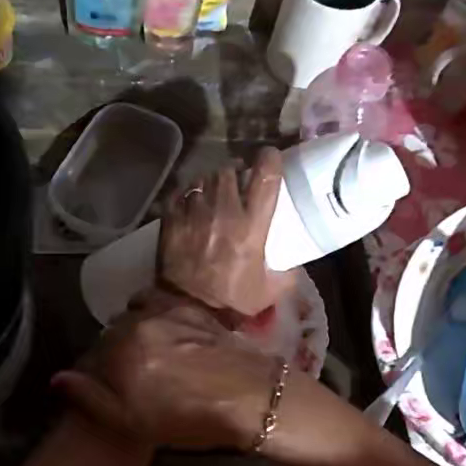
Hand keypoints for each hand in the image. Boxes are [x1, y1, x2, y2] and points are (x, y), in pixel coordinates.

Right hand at [53, 292, 282, 450]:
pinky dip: (150, 309)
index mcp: (118, 352)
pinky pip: (156, 299)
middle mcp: (136, 323)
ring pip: (132, 314)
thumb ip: (90, 397)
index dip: (98, 376)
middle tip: (134, 378)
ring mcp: (164, 310)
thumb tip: (57, 377)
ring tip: (150, 353)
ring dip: (133, 330)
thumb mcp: (132, 422)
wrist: (251, 398)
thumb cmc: (189, 419)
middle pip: (111, 333)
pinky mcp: (189, 306)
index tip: (112, 391)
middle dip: (115, 352)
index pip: (91, 356)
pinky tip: (163, 328)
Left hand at [158, 147, 297, 317]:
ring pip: (203, 179)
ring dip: (210, 182)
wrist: (186, 308)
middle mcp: (223, 211)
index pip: (265, 177)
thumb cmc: (231, 300)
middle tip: (237, 181)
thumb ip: (287, 273)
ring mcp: (194, 213)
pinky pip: (181, 193)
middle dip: (234, 172)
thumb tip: (293, 263)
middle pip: (229, 171)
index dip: (269, 160)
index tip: (270, 157)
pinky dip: (188, 194)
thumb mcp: (270, 291)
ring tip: (213, 191)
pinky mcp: (172, 219)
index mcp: (251, 225)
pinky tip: (192, 202)